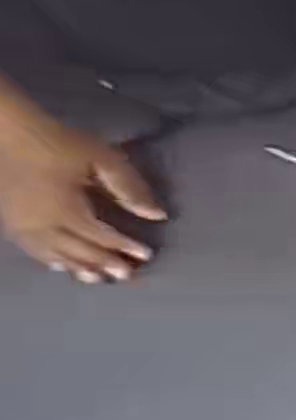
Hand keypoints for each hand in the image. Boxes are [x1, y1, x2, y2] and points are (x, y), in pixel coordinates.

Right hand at [0, 123, 163, 282]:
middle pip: (71, 245)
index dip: (122, 245)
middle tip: (125, 275)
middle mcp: (34, 212)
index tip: (146, 255)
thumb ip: (129, 188)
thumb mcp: (102, 159)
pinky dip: (42, 255)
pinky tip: (57, 265)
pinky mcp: (5, 209)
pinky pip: (23, 239)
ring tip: (94, 279)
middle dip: (99, 261)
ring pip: (45, 247)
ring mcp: (15, 212)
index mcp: (59, 202)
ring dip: (72, 264)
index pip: (95, 232)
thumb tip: (157, 216)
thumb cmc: (56, 140)